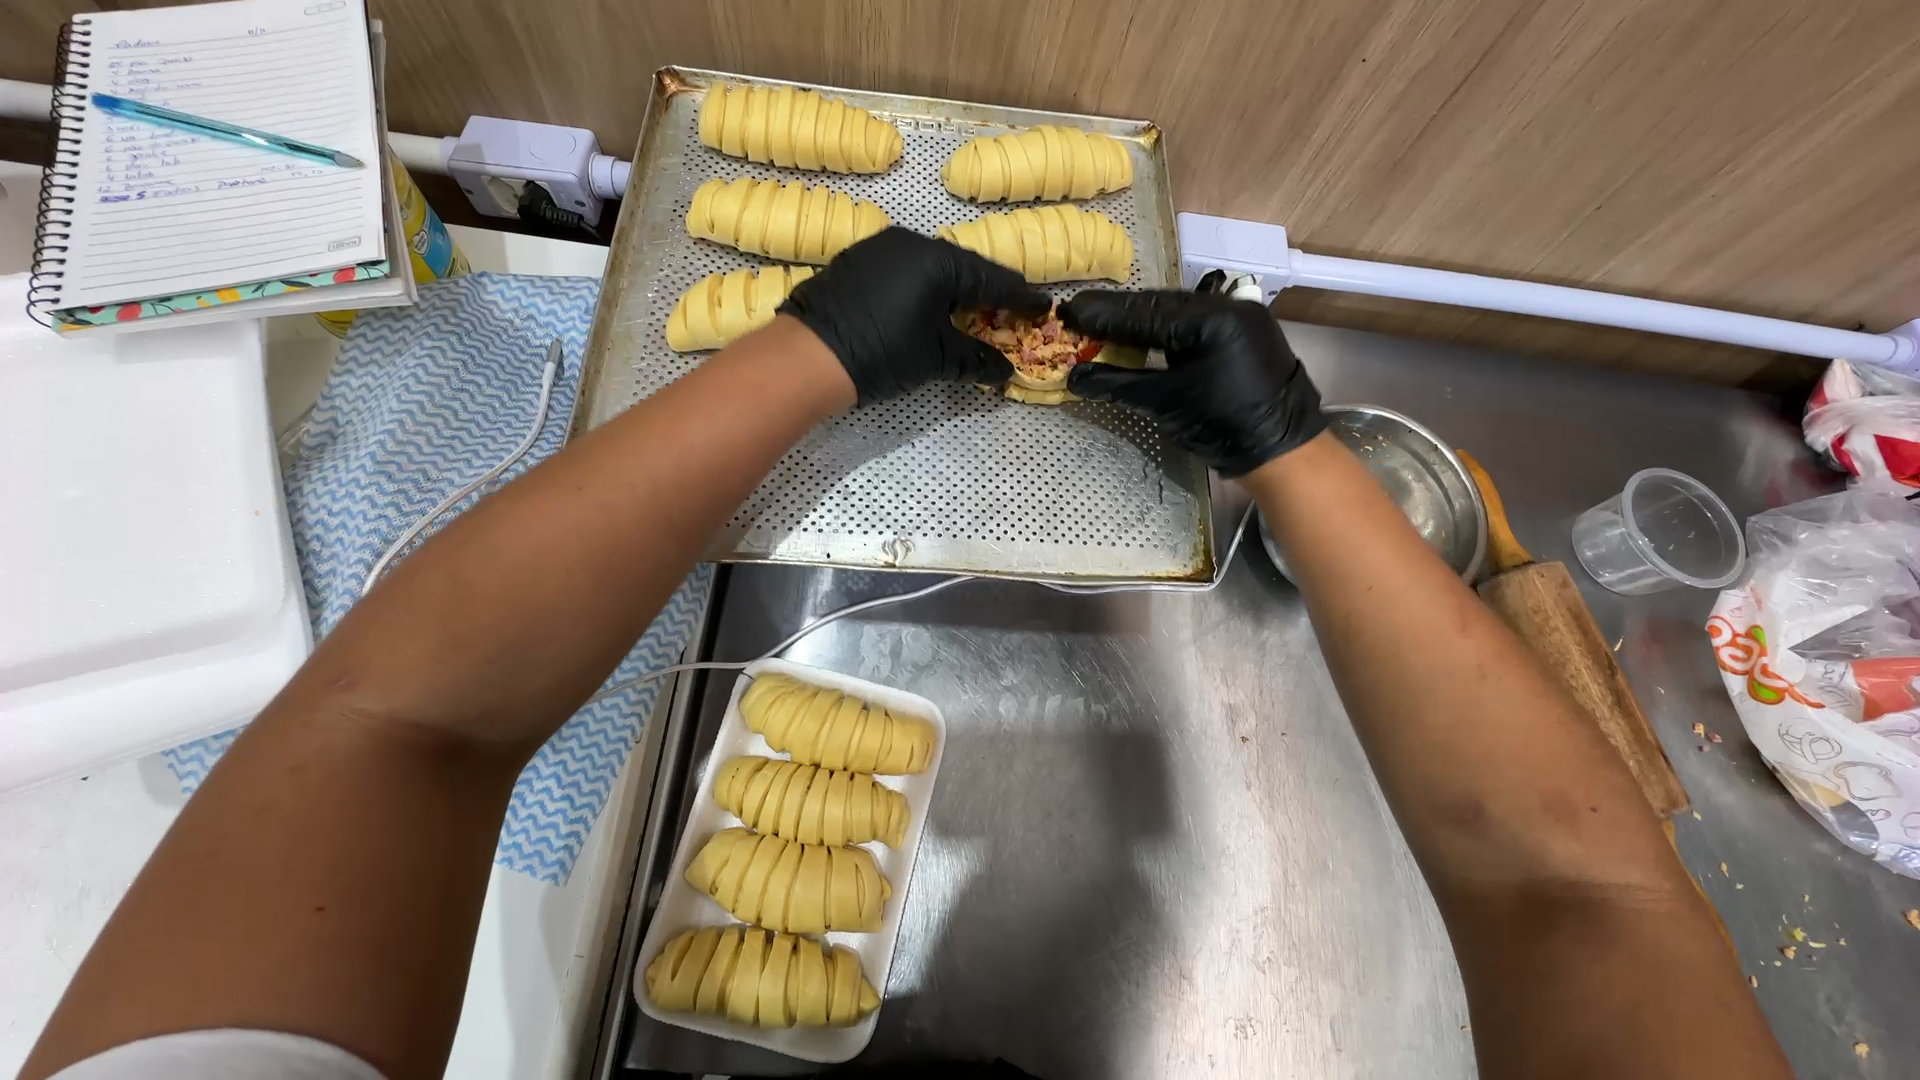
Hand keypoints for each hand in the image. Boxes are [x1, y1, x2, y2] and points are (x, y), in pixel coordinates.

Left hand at [778, 227, 1049, 403]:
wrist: (809, 356)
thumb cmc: (882, 353)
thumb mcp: (936, 359)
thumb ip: (975, 360)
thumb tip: (1004, 370)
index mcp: (937, 260)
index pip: (991, 278)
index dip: (1020, 297)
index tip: (1042, 307)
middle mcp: (909, 243)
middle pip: (961, 267)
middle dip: (987, 291)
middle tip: (1010, 309)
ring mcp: (877, 249)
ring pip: (930, 267)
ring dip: (953, 290)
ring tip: (972, 310)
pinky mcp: (854, 264)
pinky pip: (903, 272)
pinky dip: (923, 290)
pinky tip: (927, 308)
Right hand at [1063, 290, 1325, 475]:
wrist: (1282, 449)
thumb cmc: (1224, 426)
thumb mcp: (1165, 404)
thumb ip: (1118, 384)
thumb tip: (1074, 377)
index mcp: (1210, 320)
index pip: (1143, 313)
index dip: (1103, 315)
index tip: (1070, 311)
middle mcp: (1226, 307)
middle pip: (1158, 305)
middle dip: (1117, 312)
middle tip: (1079, 314)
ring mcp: (1238, 316)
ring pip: (1175, 311)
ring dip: (1138, 319)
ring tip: (1103, 323)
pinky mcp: (1242, 331)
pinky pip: (1192, 322)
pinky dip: (1163, 329)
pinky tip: (1141, 334)